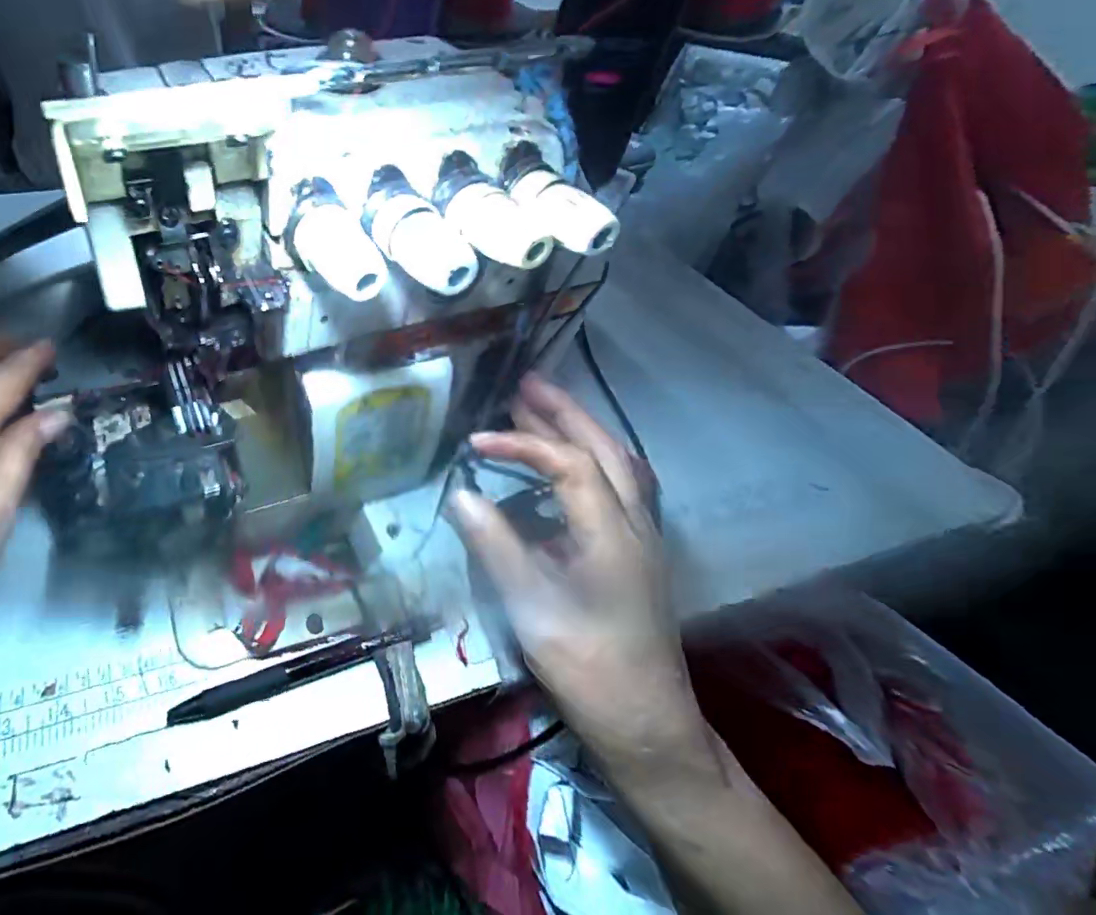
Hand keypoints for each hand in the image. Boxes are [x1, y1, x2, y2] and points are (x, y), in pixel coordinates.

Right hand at [445, 374, 708, 779]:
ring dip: (580, 430)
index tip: (474, 442)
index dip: (522, 444)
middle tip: (524, 382)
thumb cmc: (586, 663)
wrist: (643, 721)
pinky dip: (588, 459)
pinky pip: (616, 487)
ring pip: (618, 466)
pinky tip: (561, 465)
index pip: (568, 465)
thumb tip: (459, 493)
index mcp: (614, 534)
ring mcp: (639, 539)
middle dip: (565, 413)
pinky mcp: (630, 554)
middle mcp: (636, 526)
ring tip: (540, 405)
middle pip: (606, 451)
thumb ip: (495, 544)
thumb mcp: (530, 604)